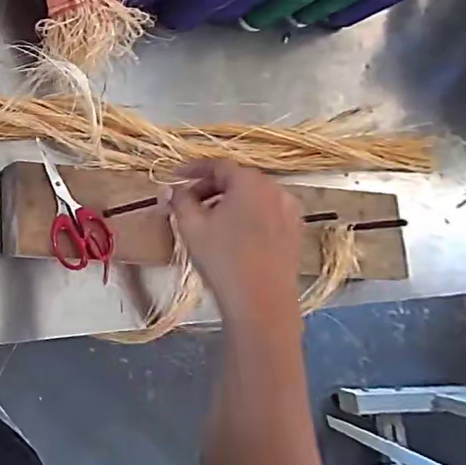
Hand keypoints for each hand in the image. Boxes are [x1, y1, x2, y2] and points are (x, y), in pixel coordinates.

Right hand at [165, 160, 302, 334]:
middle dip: (210, 185)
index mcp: (251, 184)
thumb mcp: (190, 224)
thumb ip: (179, 200)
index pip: (219, 165)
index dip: (193, 168)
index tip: (174, 176)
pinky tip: (229, 229)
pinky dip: (245, 211)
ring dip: (227, 198)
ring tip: (206, 215)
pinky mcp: (294, 231)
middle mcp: (276, 192)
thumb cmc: (221, 257)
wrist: (260, 299)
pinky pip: (265, 210)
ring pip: (253, 195)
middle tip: (186, 198)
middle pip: (238, 178)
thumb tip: (171, 189)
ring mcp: (290, 212)